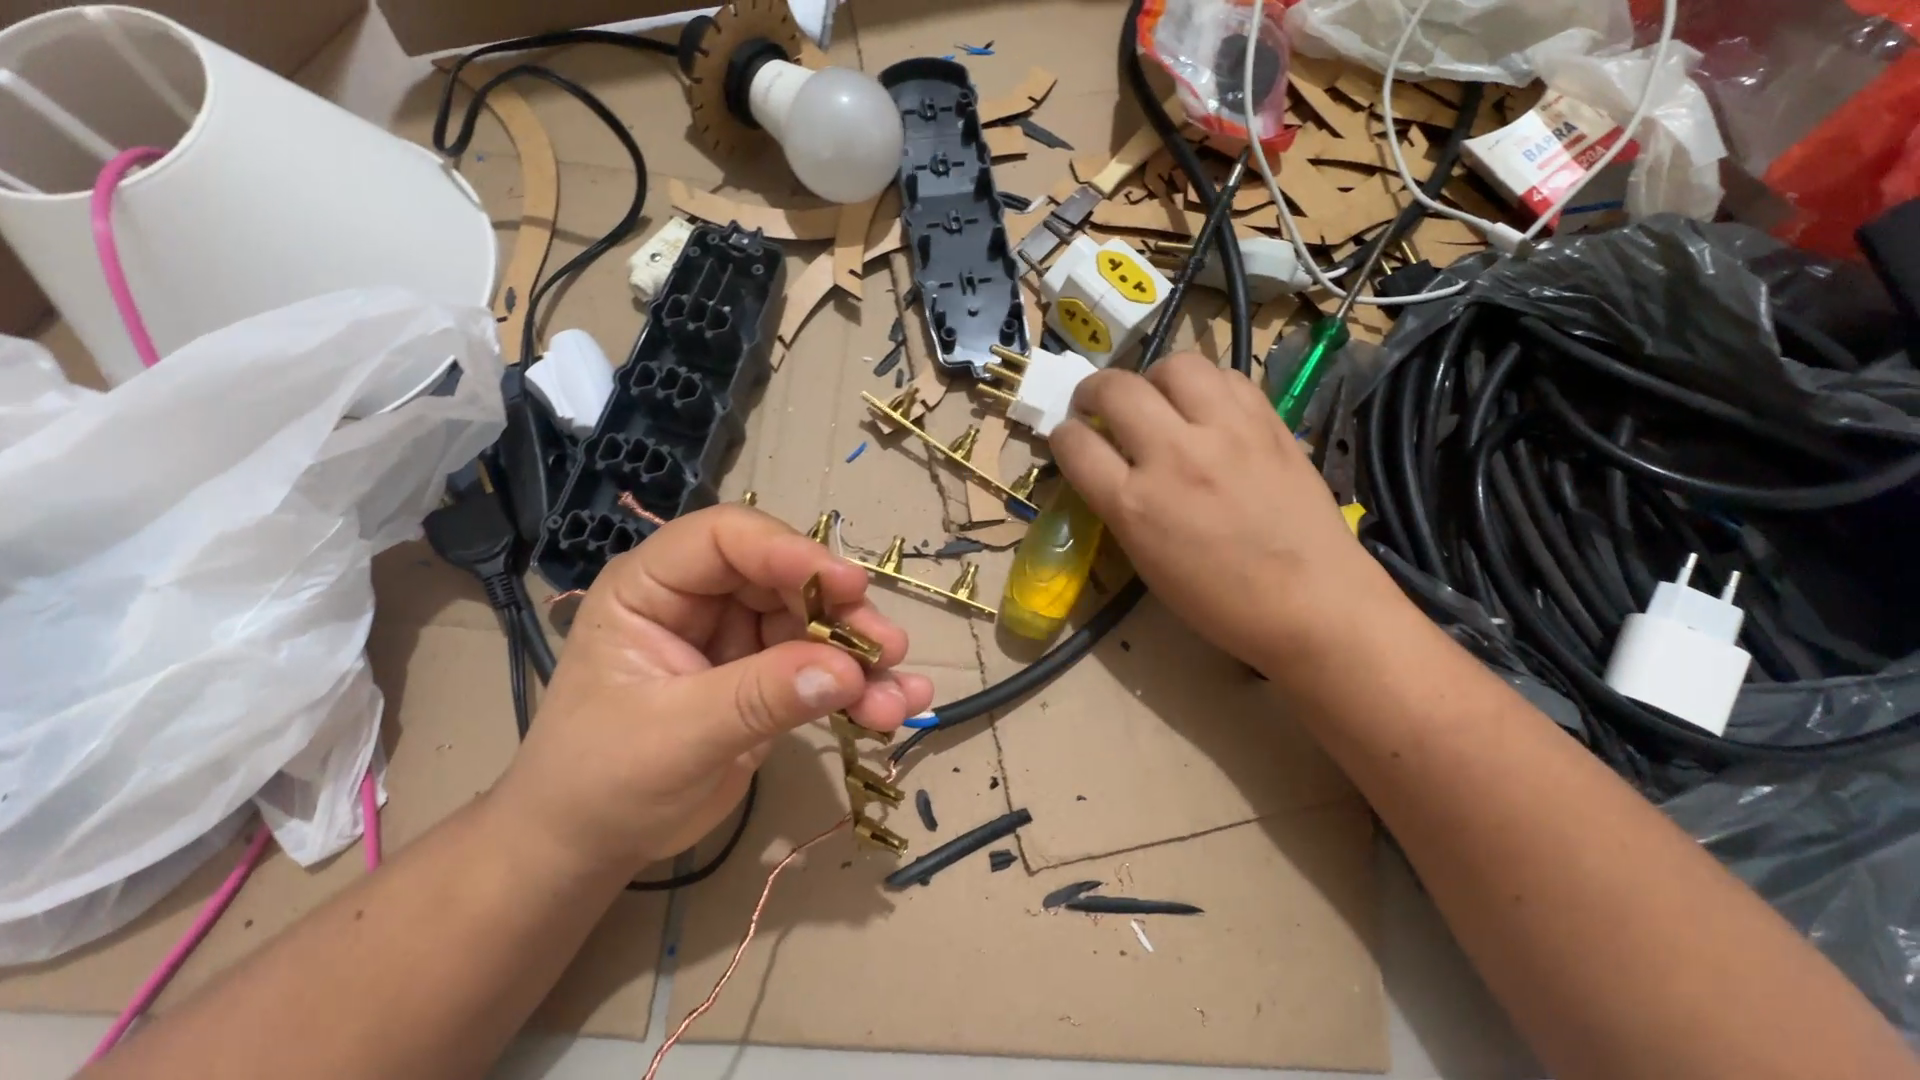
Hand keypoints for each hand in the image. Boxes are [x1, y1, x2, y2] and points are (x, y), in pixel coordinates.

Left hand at [491, 505, 934, 876]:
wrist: (589, 847)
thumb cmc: (603, 781)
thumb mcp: (676, 737)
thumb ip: (759, 698)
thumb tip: (848, 670)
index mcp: (653, 589)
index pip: (725, 540)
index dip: (788, 551)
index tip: (847, 586)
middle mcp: (700, 602)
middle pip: (785, 580)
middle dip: (841, 613)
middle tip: (888, 648)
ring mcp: (736, 641)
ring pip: (814, 624)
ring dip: (861, 656)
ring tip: (900, 697)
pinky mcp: (764, 682)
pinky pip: (821, 670)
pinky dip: (860, 687)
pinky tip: (900, 707)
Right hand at [1050, 351, 1388, 670]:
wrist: (1313, 602)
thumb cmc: (1221, 601)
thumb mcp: (1147, 561)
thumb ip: (1121, 505)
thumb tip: (1109, 465)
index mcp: (1135, 505)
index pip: (1075, 444)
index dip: (1063, 435)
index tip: (1070, 437)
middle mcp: (1175, 456)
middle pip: (1115, 390)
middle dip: (1092, 392)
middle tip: (1097, 405)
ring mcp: (1225, 432)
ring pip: (1173, 366)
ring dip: (1152, 378)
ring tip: (1156, 398)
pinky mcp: (1267, 422)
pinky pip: (1226, 377)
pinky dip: (1205, 385)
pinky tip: (1205, 407)